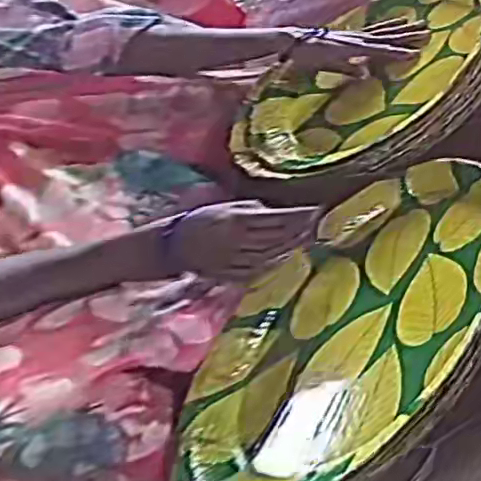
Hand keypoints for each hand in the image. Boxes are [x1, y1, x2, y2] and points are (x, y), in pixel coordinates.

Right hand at [149, 201, 318, 281]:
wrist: (163, 247)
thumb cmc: (204, 220)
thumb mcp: (231, 206)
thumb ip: (259, 209)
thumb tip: (289, 212)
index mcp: (235, 220)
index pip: (278, 218)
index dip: (301, 215)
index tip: (317, 209)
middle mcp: (232, 240)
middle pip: (277, 236)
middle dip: (301, 230)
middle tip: (317, 224)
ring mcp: (227, 259)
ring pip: (269, 253)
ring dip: (292, 246)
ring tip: (307, 237)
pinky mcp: (221, 274)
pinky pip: (254, 270)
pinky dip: (274, 262)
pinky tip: (285, 254)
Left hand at [283, 18, 430, 74]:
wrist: (292, 41)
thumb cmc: (307, 57)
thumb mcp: (325, 67)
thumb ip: (346, 69)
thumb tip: (365, 74)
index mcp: (355, 48)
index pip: (382, 50)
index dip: (399, 52)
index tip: (416, 53)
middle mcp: (361, 39)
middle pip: (390, 36)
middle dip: (409, 34)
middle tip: (428, 31)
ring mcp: (359, 34)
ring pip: (387, 30)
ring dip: (405, 28)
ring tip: (421, 23)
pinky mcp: (356, 33)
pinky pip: (378, 27)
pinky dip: (391, 23)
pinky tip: (400, 20)